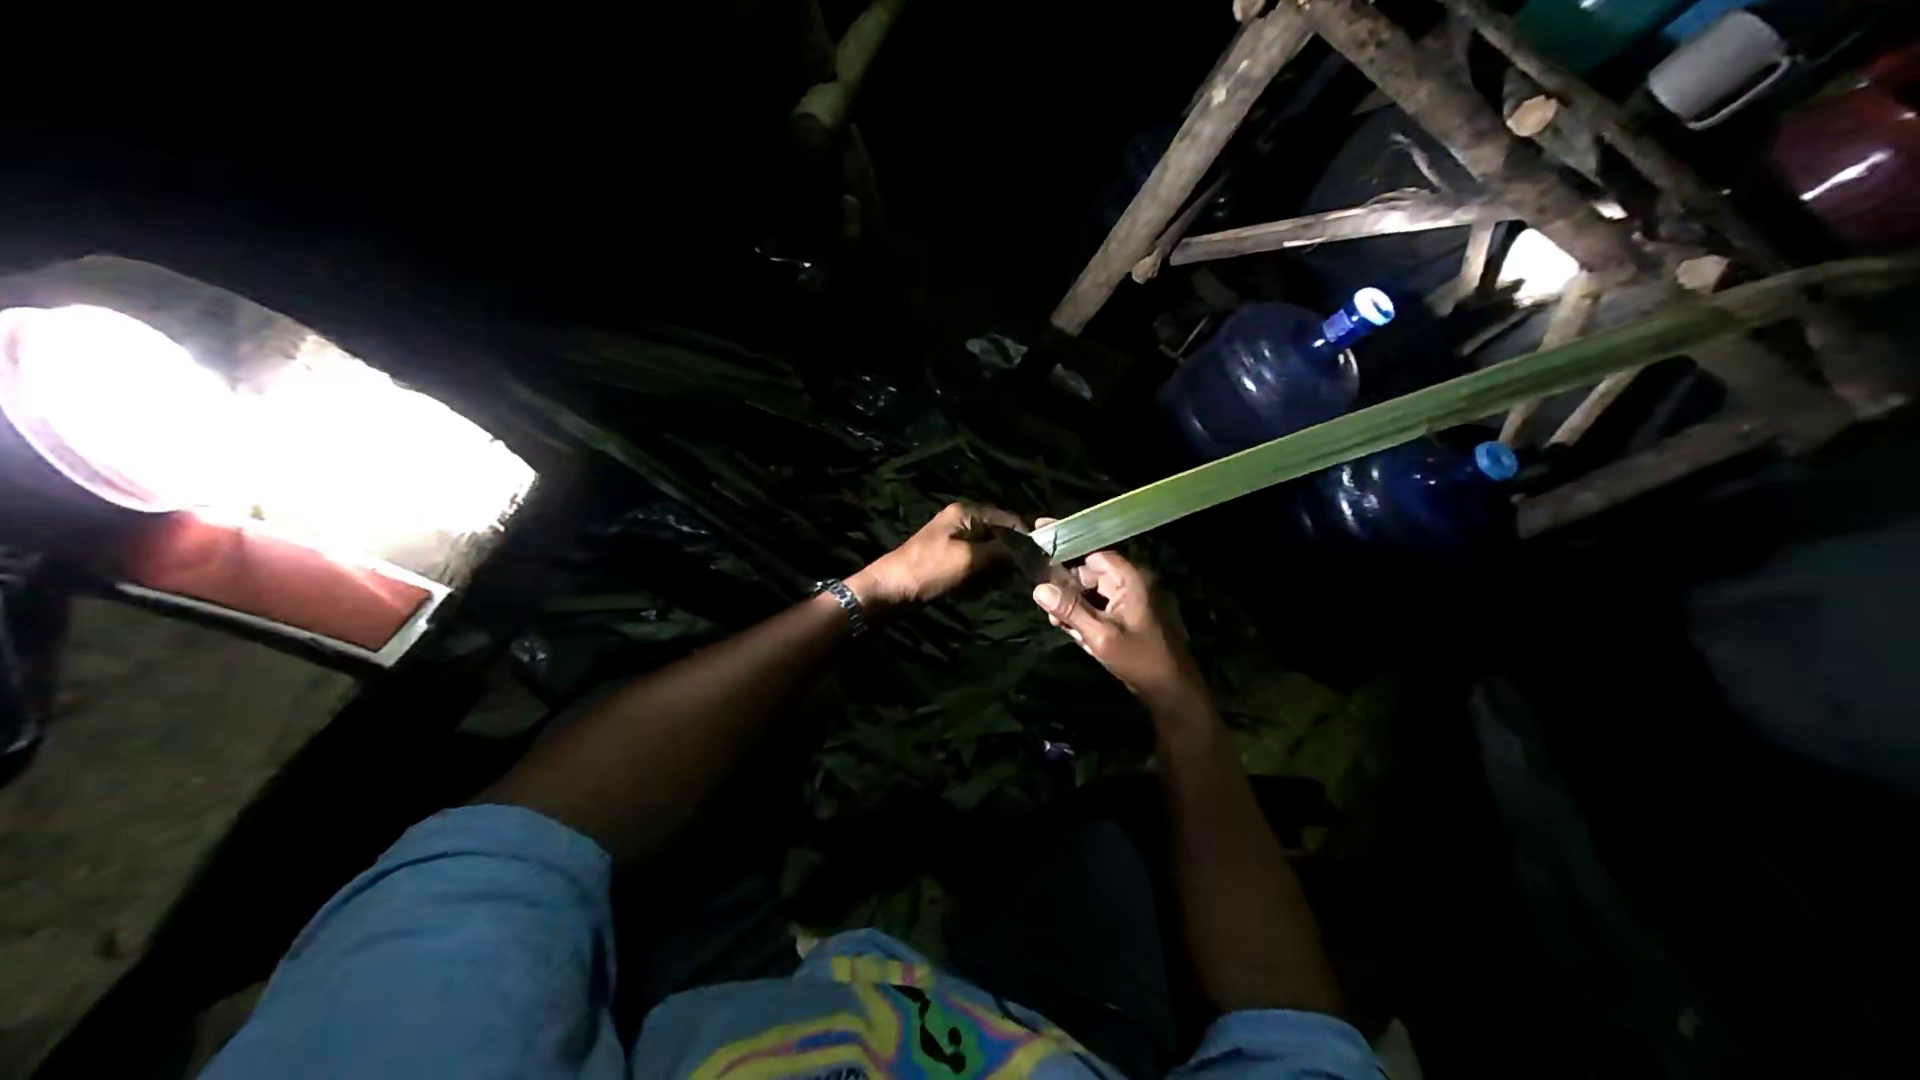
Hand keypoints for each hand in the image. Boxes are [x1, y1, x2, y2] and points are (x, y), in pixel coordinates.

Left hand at [847, 502, 1019, 614]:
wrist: (890, 591)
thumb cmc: (929, 570)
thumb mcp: (970, 560)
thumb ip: (1002, 552)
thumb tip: (1030, 550)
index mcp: (966, 512)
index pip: (1009, 519)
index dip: (1026, 538)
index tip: (1039, 560)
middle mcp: (962, 521)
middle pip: (1000, 538)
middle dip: (1005, 560)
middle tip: (1005, 579)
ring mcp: (955, 540)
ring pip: (989, 555)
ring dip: (990, 574)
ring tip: (980, 586)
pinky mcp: (949, 559)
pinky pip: (975, 567)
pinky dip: (976, 579)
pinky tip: (968, 591)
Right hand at [1028, 532, 1211, 720]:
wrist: (1171, 691)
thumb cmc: (1139, 659)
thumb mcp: (1100, 635)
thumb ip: (1070, 610)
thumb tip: (1039, 588)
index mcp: (1130, 579)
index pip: (1092, 555)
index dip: (1066, 555)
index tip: (1040, 557)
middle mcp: (1131, 583)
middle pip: (1088, 576)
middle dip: (1067, 592)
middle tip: (1052, 615)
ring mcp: (1130, 601)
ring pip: (1090, 594)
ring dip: (1075, 610)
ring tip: (1067, 631)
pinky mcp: (1127, 617)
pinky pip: (1099, 609)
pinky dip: (1086, 620)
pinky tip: (1081, 639)